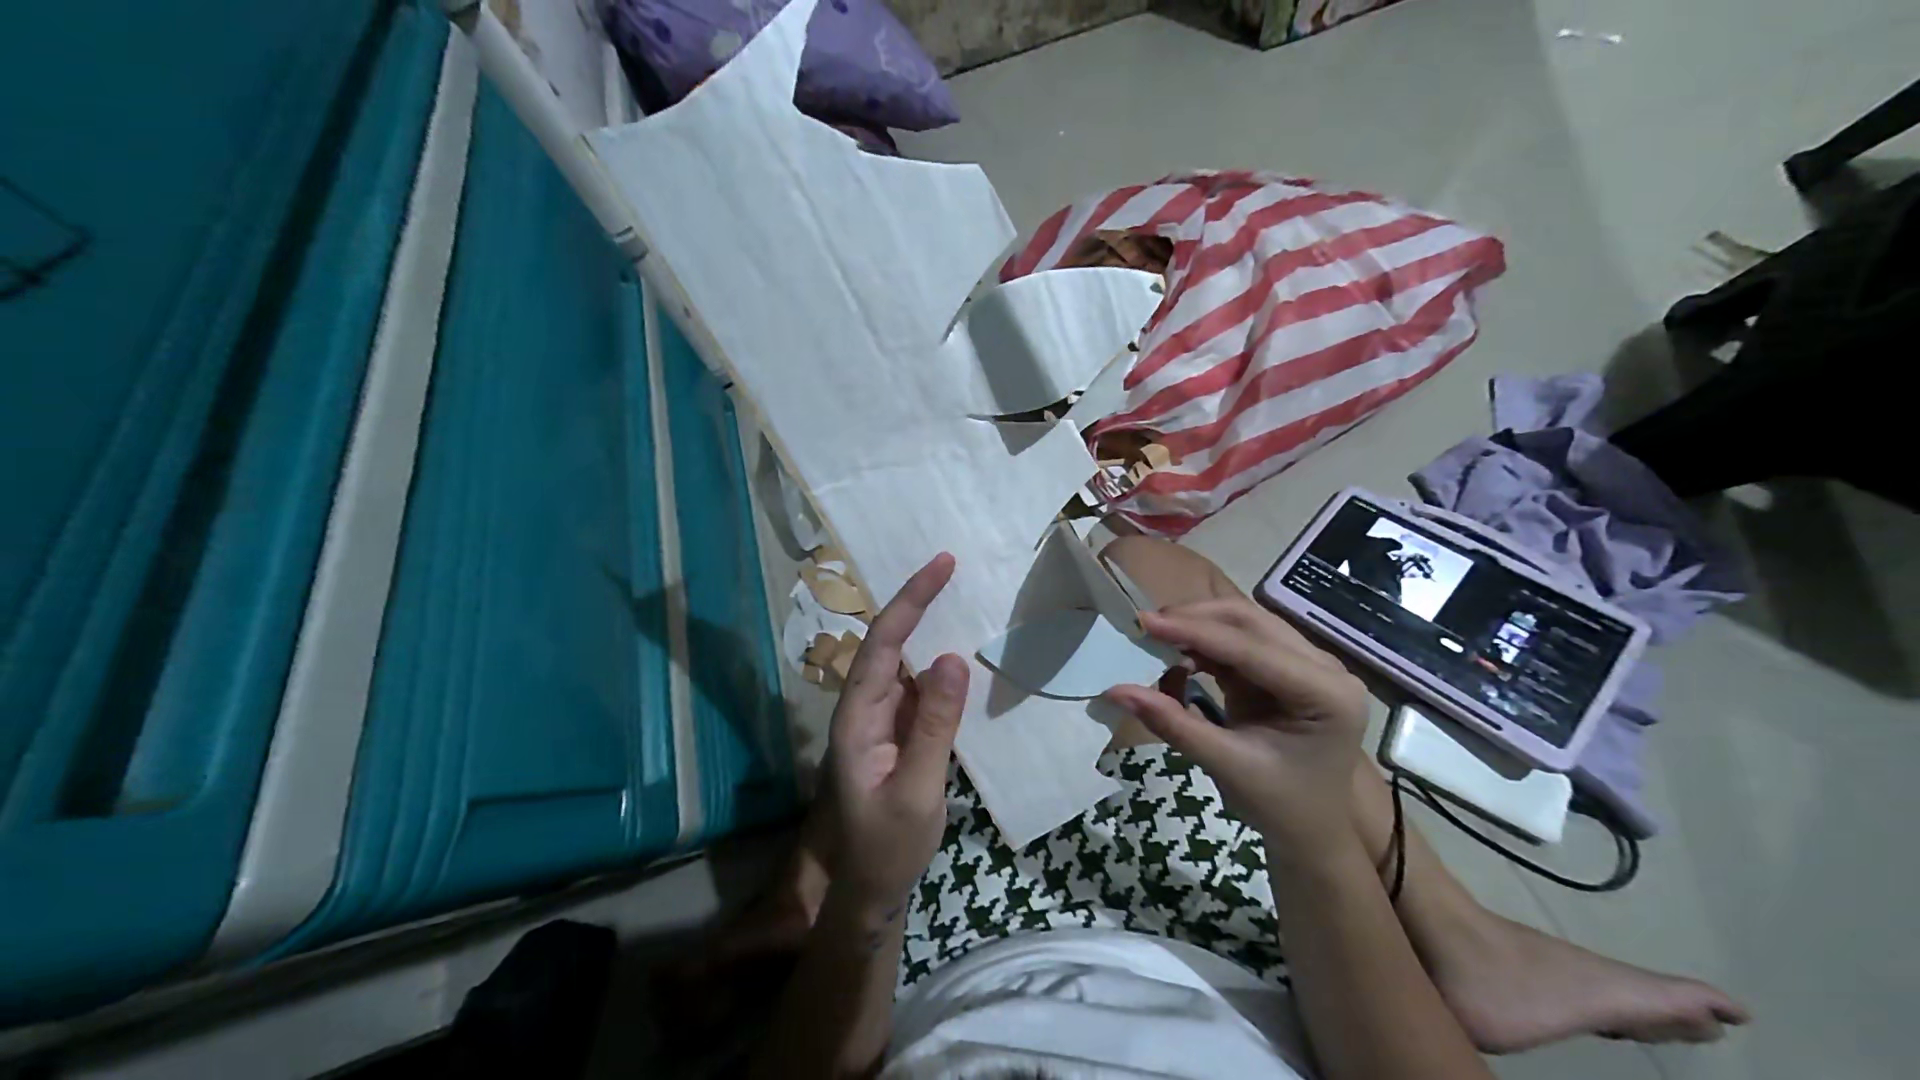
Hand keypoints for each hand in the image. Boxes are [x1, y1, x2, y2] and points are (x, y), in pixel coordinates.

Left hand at [822, 553, 969, 909]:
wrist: (870, 887)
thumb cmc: (887, 844)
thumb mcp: (917, 788)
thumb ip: (935, 725)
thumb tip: (954, 657)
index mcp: (858, 717)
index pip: (882, 645)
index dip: (910, 602)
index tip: (941, 565)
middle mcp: (864, 708)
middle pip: (888, 643)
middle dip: (917, 601)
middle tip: (951, 564)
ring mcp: (882, 719)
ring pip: (903, 661)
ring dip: (927, 625)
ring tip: (959, 593)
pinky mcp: (899, 732)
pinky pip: (919, 687)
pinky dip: (939, 663)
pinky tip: (961, 652)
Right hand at [1105, 597, 1368, 856]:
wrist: (1309, 831)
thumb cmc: (1280, 805)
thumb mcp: (1227, 766)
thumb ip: (1174, 724)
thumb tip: (1116, 690)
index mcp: (1327, 693)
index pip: (1251, 648)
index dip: (1195, 631)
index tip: (1144, 621)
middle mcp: (1323, 667)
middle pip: (1250, 621)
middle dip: (1195, 620)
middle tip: (1145, 627)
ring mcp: (1304, 663)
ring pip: (1242, 624)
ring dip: (1197, 628)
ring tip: (1155, 641)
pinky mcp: (1281, 668)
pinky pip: (1236, 643)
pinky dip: (1203, 647)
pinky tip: (1177, 662)